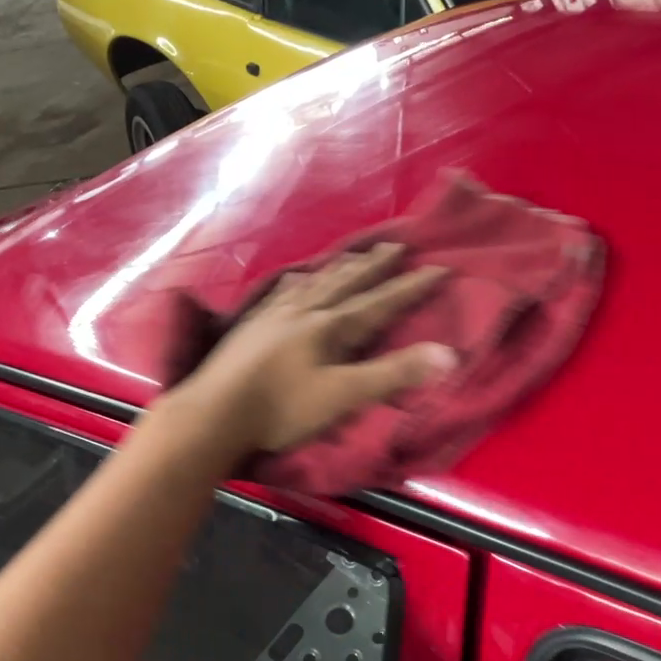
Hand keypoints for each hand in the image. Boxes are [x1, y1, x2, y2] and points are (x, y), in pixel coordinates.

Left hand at [165, 243, 455, 451]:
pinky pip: (284, 293)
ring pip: (315, 283)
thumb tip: (448, 354)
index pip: (380, 302)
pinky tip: (296, 280)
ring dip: (339, 269)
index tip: (439, 268)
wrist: (212, 415)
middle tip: (396, 245)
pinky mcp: (252, 326)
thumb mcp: (343, 396)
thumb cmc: (281, 409)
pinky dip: (299, 282)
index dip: (411, 287)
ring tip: (353, 256)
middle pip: (347, 282)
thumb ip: (393, 374)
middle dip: (375, 266)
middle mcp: (305, 312)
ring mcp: (275, 316)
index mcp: (330, 327)